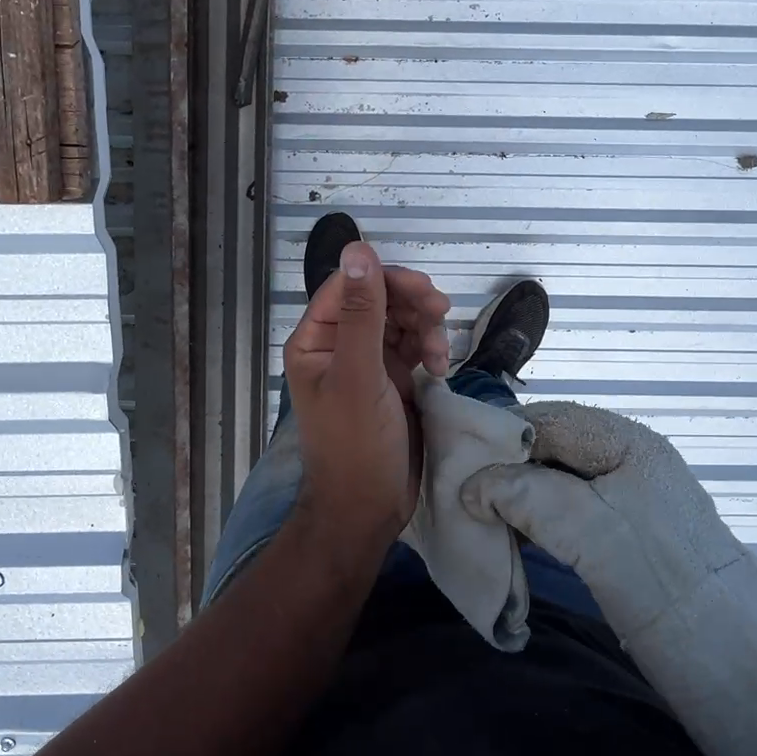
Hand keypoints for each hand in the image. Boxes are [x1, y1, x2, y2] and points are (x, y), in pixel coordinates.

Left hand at [284, 242, 448, 552]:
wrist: (368, 508)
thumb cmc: (355, 443)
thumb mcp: (360, 374)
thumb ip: (364, 311)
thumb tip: (359, 247)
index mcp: (315, 340)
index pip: (349, 287)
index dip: (385, 280)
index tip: (423, 289)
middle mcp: (337, 345)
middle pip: (379, 300)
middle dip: (411, 304)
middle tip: (441, 312)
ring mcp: (366, 363)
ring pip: (400, 321)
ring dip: (425, 328)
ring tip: (440, 354)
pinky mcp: (390, 380)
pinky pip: (412, 346)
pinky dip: (429, 350)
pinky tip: (439, 368)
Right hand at [459, 401, 756, 755]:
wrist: (732, 656)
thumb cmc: (658, 577)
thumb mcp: (587, 527)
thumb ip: (524, 494)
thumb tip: (468, 487)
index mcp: (625, 441)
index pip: (547, 420)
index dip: (499, 436)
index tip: (455, 461)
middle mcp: (626, 460)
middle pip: (549, 448)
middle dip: (505, 467)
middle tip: (460, 492)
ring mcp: (627, 499)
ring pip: (555, 482)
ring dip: (517, 496)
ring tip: (478, 516)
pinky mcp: (623, 537)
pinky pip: (567, 513)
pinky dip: (536, 521)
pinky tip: (512, 536)